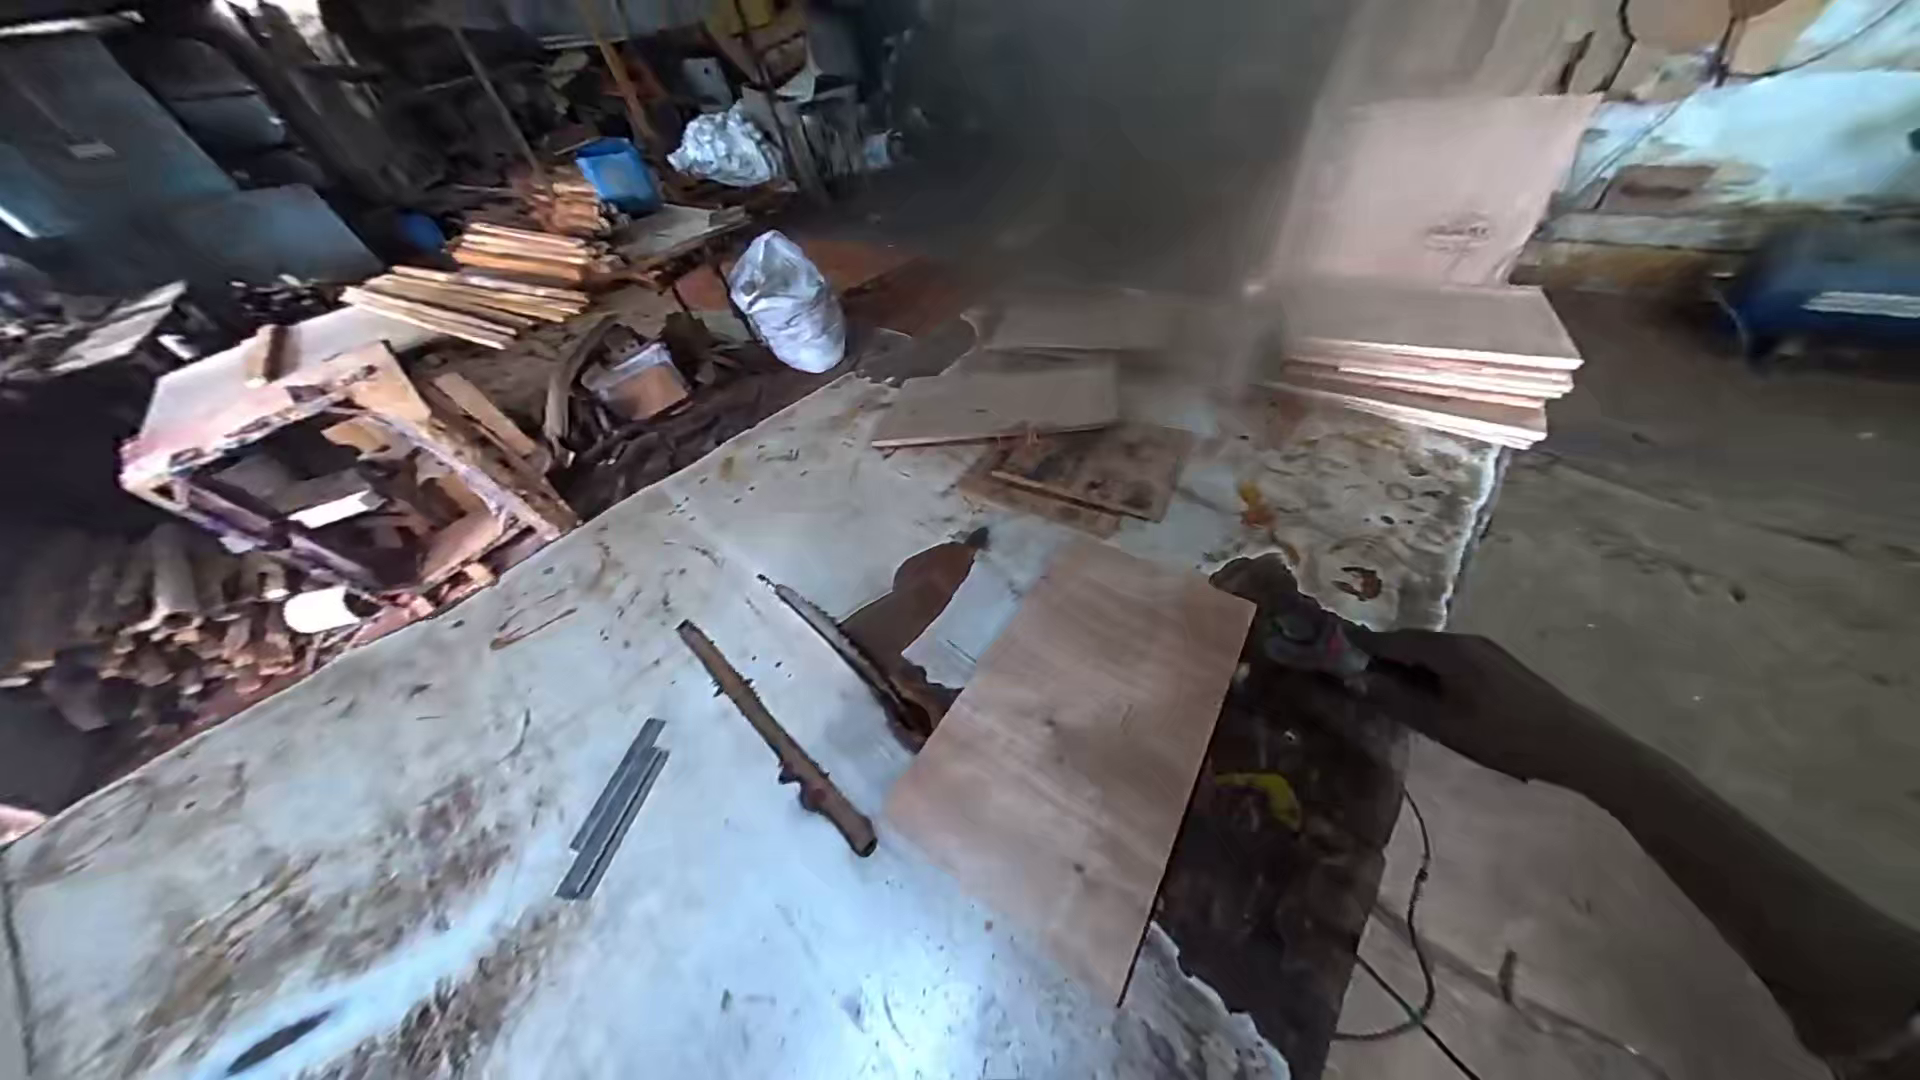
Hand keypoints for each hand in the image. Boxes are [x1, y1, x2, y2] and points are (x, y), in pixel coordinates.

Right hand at [1348, 629, 1600, 784]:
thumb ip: (1394, 698)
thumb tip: (1354, 678)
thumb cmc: (1505, 736)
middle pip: (1409, 642)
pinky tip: (1428, 691)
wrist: (1585, 749)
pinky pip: (1450, 659)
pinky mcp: (1498, 664)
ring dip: (1406, 664)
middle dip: (1381, 655)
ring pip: (1430, 651)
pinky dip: (1428, 669)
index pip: (1390, 640)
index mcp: (1448, 649)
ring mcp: (1485, 650)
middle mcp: (1464, 640)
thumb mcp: (1441, 723)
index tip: (1331, 648)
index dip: (1359, 645)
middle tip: (1356, 674)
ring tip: (1389, 687)